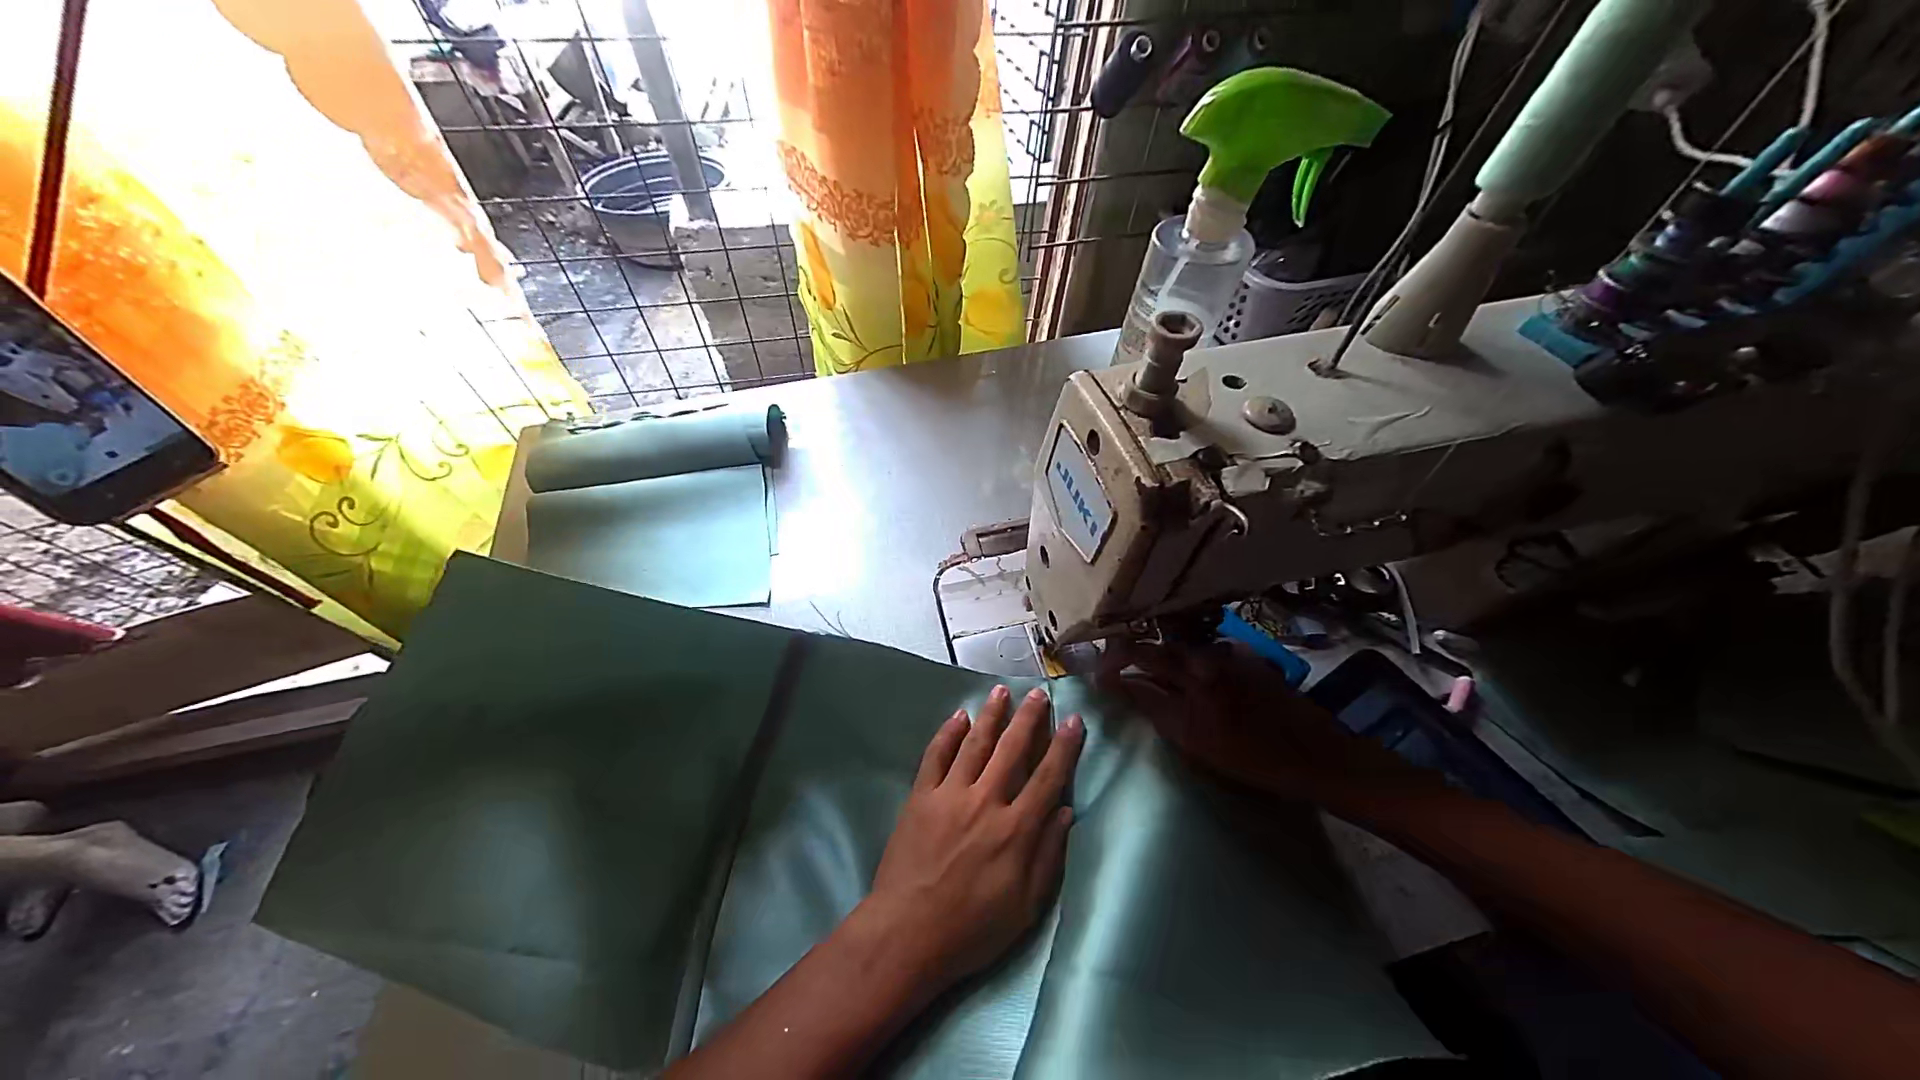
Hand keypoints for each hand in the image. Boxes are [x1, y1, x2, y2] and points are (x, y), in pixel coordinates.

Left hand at [857, 685, 1083, 991]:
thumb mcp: (1025, 907)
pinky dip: (948, 734)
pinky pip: (936, 756)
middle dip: (1028, 718)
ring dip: (990, 715)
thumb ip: (1047, 856)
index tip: (1074, 720)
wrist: (906, 933)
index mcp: (1015, 829)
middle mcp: (985, 802)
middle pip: (1012, 749)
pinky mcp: (920, 797)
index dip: (1063, 746)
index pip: (1048, 777)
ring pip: (975, 744)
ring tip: (1001, 691)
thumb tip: (1066, 812)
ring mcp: (949, 795)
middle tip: (1038, 693)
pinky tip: (958, 717)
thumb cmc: (972, 928)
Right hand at [1104, 641, 1439, 810]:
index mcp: (1193, 670)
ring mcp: (1231, 653)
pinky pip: (1205, 655)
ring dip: (1160, 658)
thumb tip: (1120, 683)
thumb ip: (1154, 706)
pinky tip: (1187, 681)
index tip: (1096, 670)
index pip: (1140, 653)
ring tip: (1146, 675)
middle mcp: (1209, 652)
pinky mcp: (1248, 661)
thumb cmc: (1253, 756)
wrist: (1319, 756)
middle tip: (1115, 668)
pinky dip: (1187, 663)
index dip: (1113, 658)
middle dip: (1133, 654)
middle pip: (1160, 645)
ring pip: (1182, 649)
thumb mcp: (1194, 739)